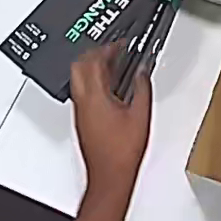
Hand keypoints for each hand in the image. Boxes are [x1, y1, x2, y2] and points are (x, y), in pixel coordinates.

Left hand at [70, 42, 151, 207]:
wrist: (110, 175)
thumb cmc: (122, 151)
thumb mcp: (141, 113)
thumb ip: (141, 87)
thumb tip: (142, 71)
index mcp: (95, 97)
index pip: (93, 62)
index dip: (107, 48)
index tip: (119, 44)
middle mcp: (83, 102)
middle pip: (79, 66)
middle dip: (95, 53)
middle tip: (113, 50)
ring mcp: (80, 111)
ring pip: (79, 78)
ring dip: (93, 67)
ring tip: (114, 64)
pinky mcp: (82, 120)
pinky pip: (83, 92)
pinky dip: (94, 81)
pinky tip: (111, 85)